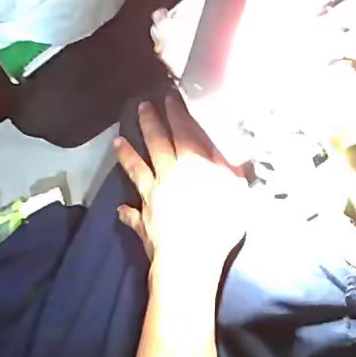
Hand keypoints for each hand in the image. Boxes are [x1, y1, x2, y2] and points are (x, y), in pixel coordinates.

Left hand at [114, 98, 249, 275]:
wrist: (190, 257)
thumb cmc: (220, 224)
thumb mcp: (238, 191)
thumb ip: (232, 169)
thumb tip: (230, 150)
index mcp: (193, 163)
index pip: (184, 131)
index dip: (176, 114)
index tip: (169, 99)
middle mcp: (169, 174)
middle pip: (156, 143)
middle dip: (149, 123)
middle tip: (141, 107)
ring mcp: (152, 196)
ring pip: (137, 169)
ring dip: (127, 155)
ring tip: (117, 142)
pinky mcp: (143, 220)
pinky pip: (132, 214)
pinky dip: (126, 211)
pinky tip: (121, 208)